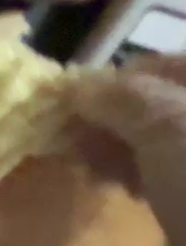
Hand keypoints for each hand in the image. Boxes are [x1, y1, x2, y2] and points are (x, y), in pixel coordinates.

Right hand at [72, 57, 185, 245]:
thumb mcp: (169, 128)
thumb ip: (123, 99)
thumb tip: (74, 84)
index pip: (177, 63)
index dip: (124, 77)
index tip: (72, 101)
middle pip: (169, 100)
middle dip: (116, 115)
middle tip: (70, 136)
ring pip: (164, 134)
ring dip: (119, 144)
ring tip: (85, 162)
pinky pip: (170, 165)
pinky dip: (137, 168)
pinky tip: (113, 183)